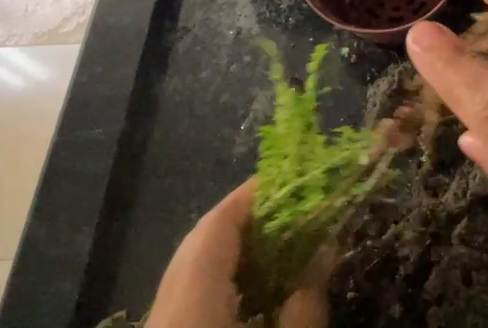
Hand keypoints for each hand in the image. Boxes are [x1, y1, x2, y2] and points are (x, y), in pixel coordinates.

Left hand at [147, 179, 329, 327]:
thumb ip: (307, 299)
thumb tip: (326, 248)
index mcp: (193, 301)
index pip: (216, 226)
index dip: (251, 195)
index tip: (289, 175)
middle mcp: (166, 308)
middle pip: (197, 243)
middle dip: (241, 218)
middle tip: (287, 205)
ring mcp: (160, 323)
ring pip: (189, 271)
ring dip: (230, 249)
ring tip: (275, 242)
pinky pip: (186, 297)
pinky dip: (218, 280)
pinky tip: (251, 290)